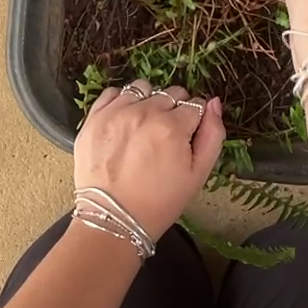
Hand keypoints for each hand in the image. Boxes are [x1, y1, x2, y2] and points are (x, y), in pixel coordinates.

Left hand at [74, 81, 225, 240]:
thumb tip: (213, 103)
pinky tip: (125, 121)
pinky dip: (122, 101)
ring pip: (143, 88)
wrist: (113, 218)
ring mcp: (116, 113)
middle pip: (171, 93)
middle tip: (166, 136)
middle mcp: (144, 113)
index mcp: (172, 127)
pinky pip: (113, 93)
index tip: (187, 135)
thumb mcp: (198, 175)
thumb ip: (213, 135)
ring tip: (145, 126)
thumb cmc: (160, 202)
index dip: (195, 120)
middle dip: (174, 110)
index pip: (195, 104)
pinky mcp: (94, 118)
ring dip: (149, 101)